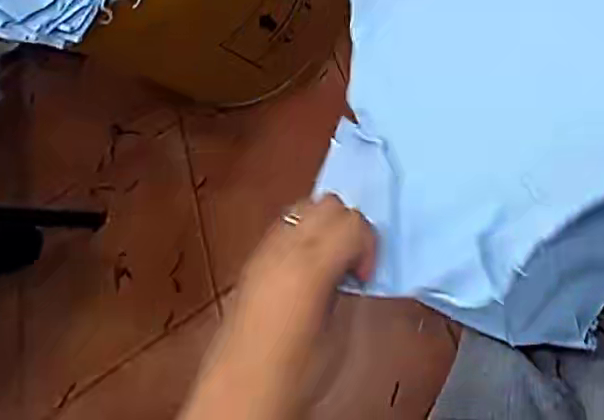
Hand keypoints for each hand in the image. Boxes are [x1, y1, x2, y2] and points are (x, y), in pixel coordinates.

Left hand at [181, 195, 374, 419]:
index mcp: (310, 265)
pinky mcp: (253, 260)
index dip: (368, 245)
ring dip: (325, 224)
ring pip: (307, 205)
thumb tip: (351, 270)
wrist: (235, 401)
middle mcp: (286, 247)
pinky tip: (306, 266)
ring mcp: (266, 250)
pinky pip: (286, 224)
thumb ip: (346, 288)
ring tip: (330, 261)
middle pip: (330, 204)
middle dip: (349, 227)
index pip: (353, 221)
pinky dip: (304, 232)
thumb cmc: (291, 377)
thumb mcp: (336, 335)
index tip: (364, 276)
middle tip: (352, 263)